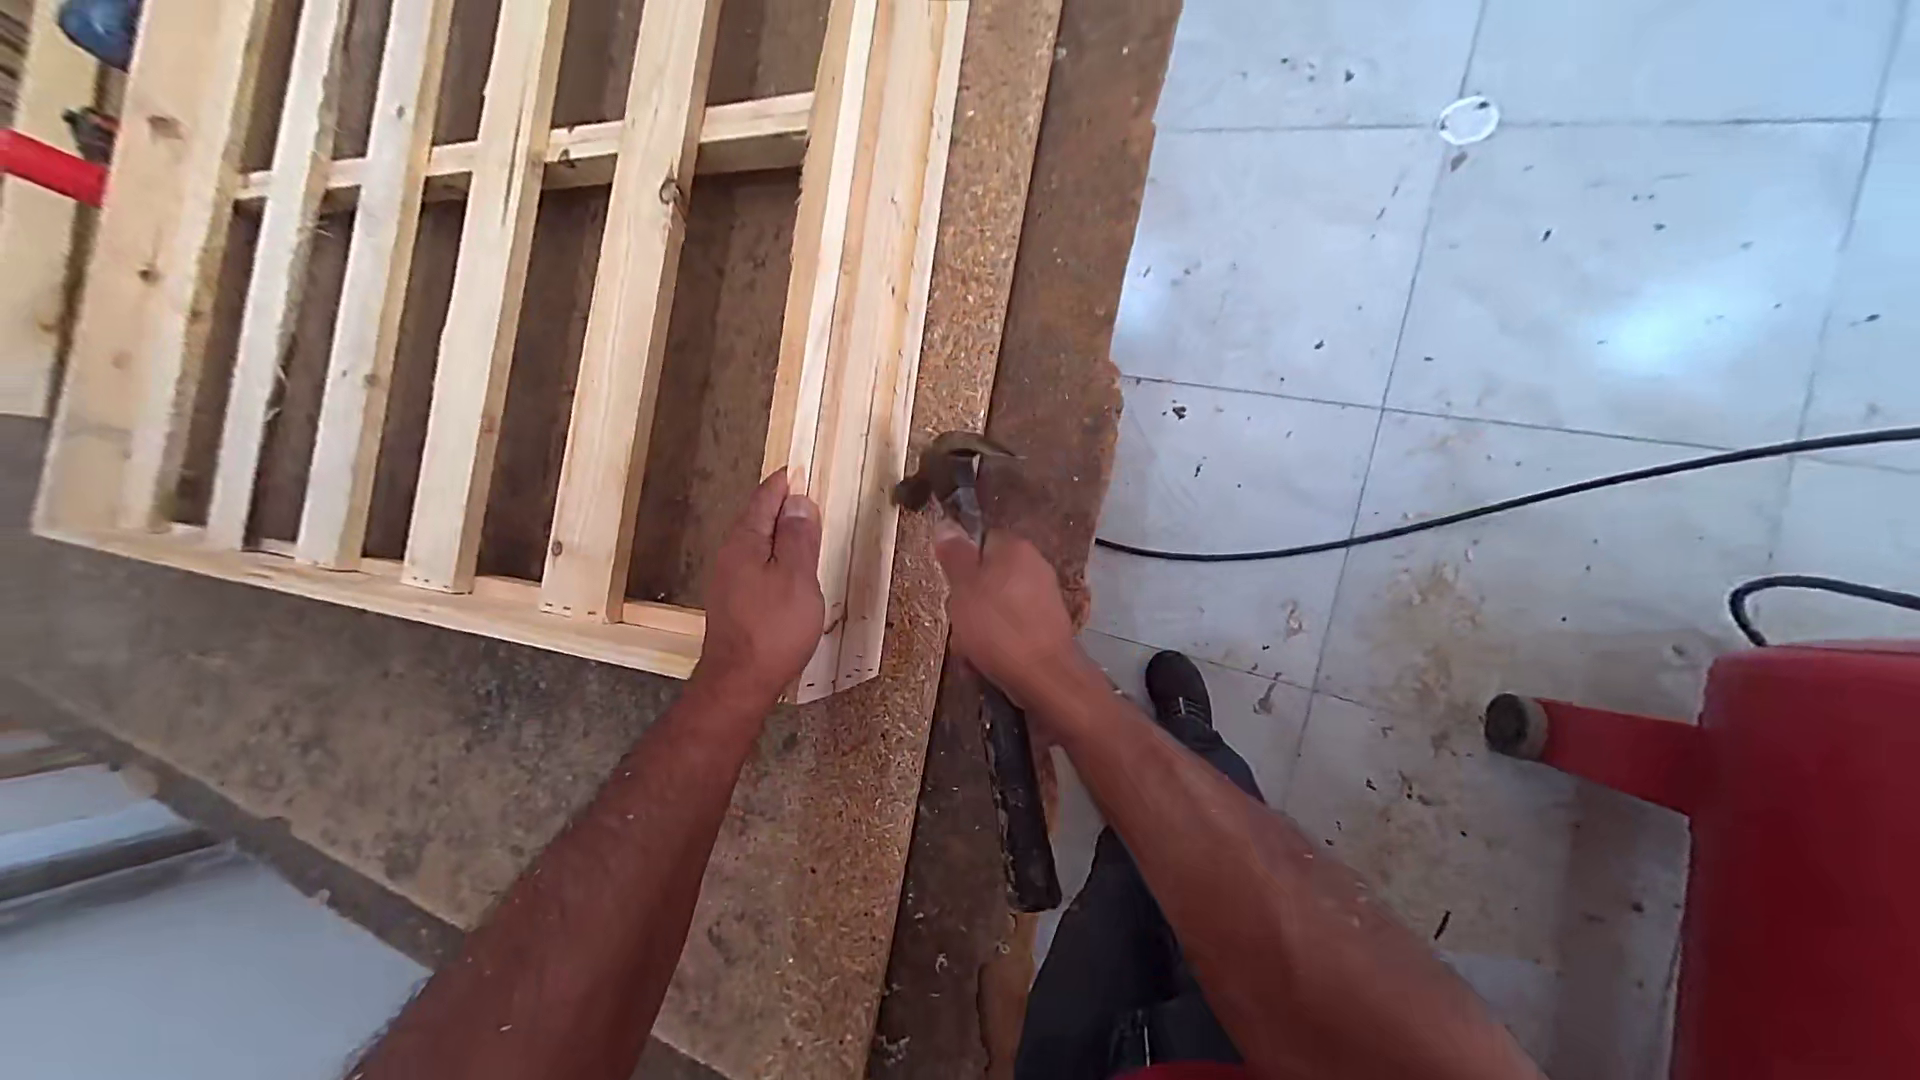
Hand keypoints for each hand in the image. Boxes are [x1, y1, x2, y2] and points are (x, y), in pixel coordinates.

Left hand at [692, 470, 825, 711]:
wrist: (740, 681)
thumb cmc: (774, 628)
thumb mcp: (797, 578)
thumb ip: (799, 538)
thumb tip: (799, 502)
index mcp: (744, 543)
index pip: (764, 501)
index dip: (783, 485)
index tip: (797, 471)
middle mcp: (730, 555)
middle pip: (756, 519)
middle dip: (779, 504)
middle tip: (803, 494)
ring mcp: (727, 579)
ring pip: (755, 542)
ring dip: (777, 530)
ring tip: (800, 526)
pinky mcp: (732, 600)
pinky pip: (754, 562)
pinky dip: (773, 554)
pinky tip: (785, 565)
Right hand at [932, 519, 1081, 708]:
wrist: (1045, 677)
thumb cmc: (998, 627)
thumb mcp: (964, 587)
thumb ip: (955, 555)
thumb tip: (947, 525)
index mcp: (1016, 548)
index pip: (980, 540)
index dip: (961, 563)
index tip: (950, 586)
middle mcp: (1035, 567)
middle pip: (986, 577)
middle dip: (967, 601)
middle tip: (958, 622)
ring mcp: (1044, 599)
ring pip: (995, 606)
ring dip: (977, 627)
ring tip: (970, 650)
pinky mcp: (1047, 628)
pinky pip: (1010, 628)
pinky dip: (997, 642)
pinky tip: (987, 662)